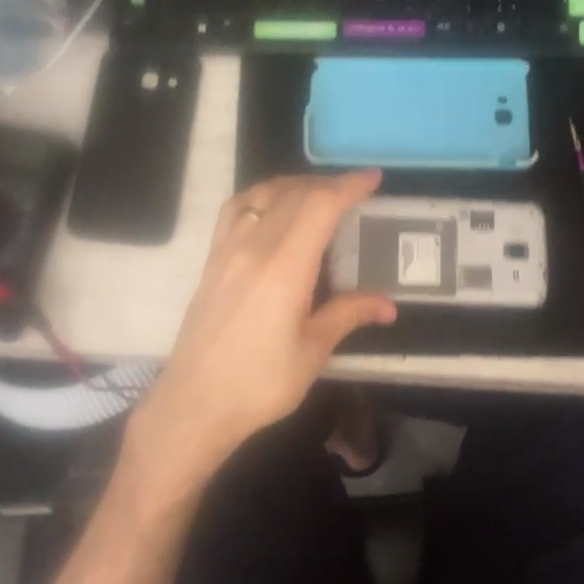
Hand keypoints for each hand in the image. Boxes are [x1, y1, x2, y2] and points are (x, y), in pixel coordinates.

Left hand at [126, 172, 395, 486]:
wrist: (195, 404)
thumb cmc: (260, 384)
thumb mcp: (312, 352)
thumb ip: (347, 316)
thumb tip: (388, 305)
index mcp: (285, 267)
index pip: (320, 206)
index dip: (349, 186)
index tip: (373, 179)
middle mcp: (253, 247)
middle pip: (293, 194)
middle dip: (327, 185)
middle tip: (354, 193)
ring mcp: (227, 252)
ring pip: (261, 196)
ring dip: (293, 186)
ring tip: (317, 196)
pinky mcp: (211, 264)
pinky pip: (235, 212)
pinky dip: (259, 198)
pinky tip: (270, 212)